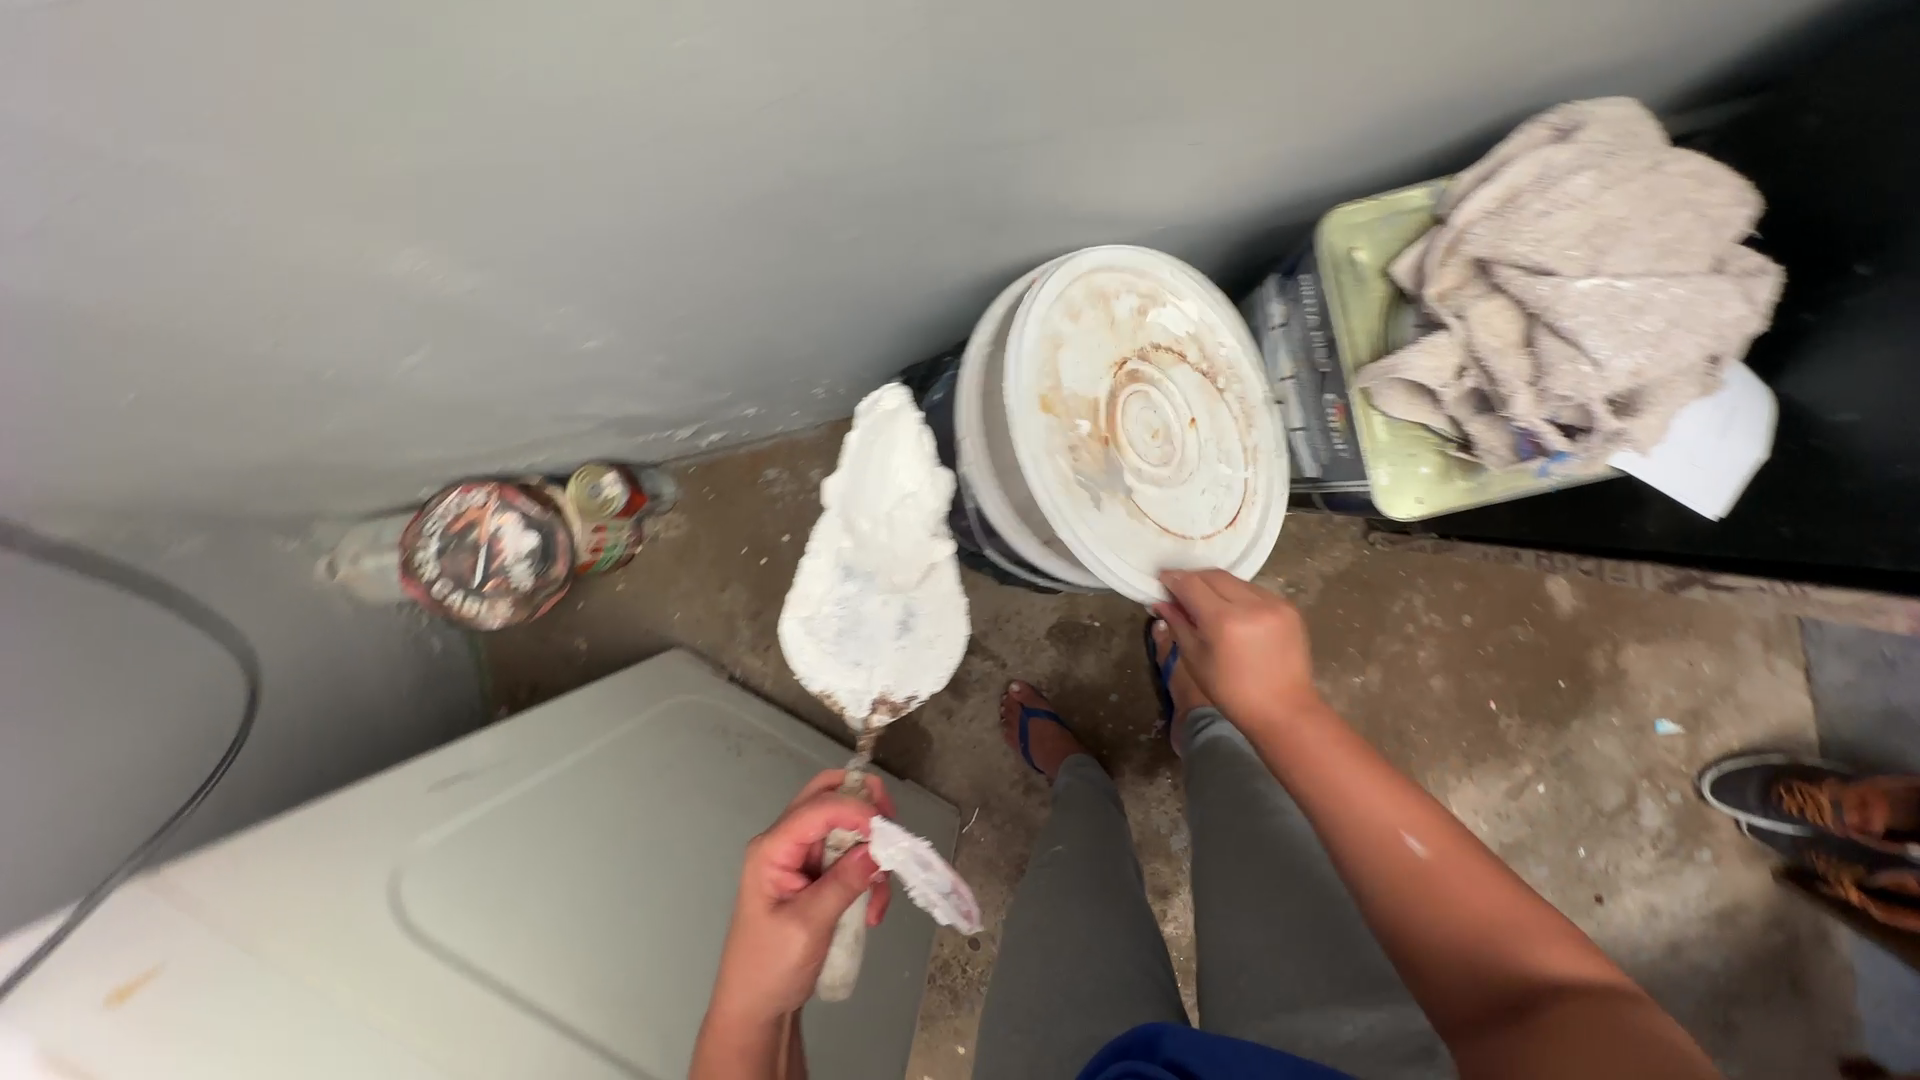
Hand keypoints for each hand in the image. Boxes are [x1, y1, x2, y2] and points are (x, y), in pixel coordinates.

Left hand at [706, 771, 896, 1026]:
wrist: (755, 1010)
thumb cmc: (769, 969)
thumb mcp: (807, 926)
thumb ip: (843, 883)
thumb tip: (878, 848)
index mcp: (773, 848)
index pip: (818, 807)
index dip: (856, 809)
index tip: (888, 833)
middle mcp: (786, 843)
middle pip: (828, 797)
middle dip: (865, 806)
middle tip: (892, 831)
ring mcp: (801, 858)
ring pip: (845, 827)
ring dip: (870, 852)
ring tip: (880, 894)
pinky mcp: (817, 876)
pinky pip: (850, 857)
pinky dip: (868, 875)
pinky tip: (872, 911)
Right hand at [1153, 568, 1322, 724]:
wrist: (1283, 709)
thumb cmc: (1231, 692)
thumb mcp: (1195, 659)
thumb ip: (1178, 625)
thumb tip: (1161, 602)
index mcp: (1223, 620)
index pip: (1191, 584)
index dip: (1173, 579)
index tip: (1161, 579)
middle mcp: (1251, 604)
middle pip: (1214, 576)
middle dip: (1194, 578)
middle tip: (1180, 588)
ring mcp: (1274, 604)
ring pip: (1236, 581)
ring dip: (1216, 586)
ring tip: (1205, 601)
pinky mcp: (1289, 608)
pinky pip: (1256, 592)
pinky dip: (1238, 595)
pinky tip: (1232, 611)